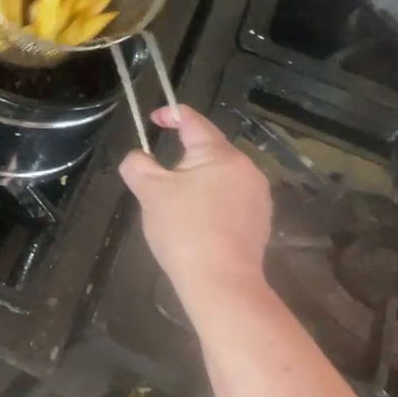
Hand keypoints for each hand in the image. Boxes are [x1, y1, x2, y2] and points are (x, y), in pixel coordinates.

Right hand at [118, 105, 272, 288]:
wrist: (220, 280)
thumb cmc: (183, 229)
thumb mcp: (150, 192)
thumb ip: (138, 165)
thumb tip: (139, 157)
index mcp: (221, 156)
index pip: (194, 122)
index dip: (170, 115)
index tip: (152, 119)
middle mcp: (246, 169)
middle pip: (207, 151)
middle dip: (180, 159)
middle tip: (155, 180)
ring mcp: (257, 196)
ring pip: (218, 177)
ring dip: (194, 182)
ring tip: (173, 205)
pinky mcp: (259, 220)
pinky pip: (228, 199)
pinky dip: (208, 202)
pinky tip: (194, 224)